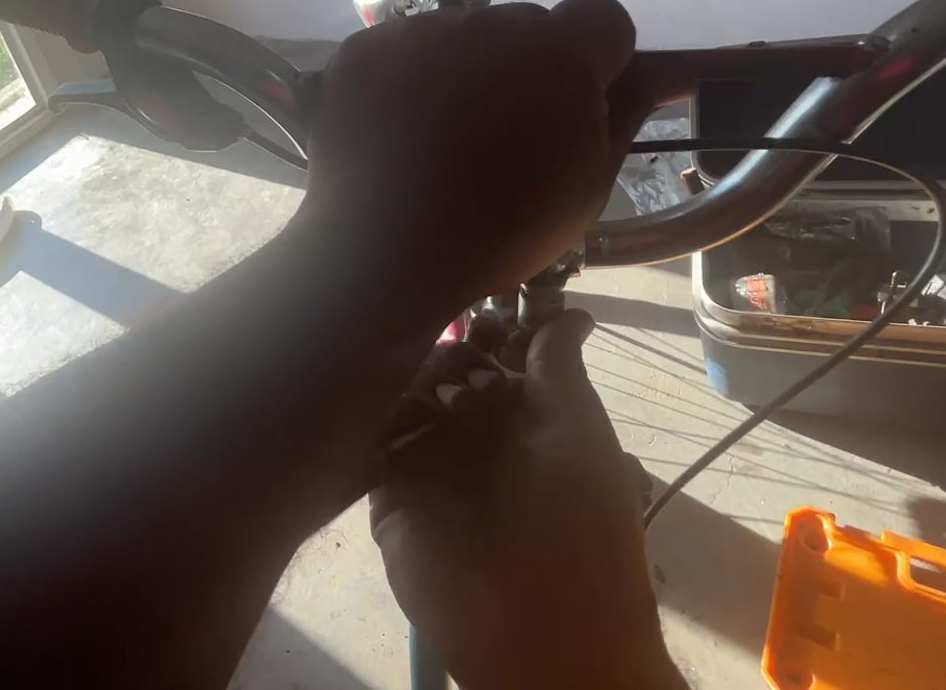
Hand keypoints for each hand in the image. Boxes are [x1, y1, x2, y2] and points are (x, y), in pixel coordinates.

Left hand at [296, 0, 652, 314]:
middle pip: (523, 25)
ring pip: (458, 34)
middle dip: (525, 66)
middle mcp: (484, 23)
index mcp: (556, 52)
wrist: (385, 253)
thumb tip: (661, 74)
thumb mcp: (586, 184)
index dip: (596, 59)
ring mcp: (414, 33)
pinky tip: (396, 128)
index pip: (600, 17)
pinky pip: (401, 47)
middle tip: (499, 132)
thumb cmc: (499, 230)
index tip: (574, 103)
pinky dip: (406, 77)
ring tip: (439, 137)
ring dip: (462, 69)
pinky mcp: (362, 50)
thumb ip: (622, 113)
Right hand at [370, 313, 685, 689]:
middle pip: (442, 369)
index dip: (485, 328)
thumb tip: (573, 314)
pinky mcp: (389, 490)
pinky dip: (366, 412)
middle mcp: (472, 434)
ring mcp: (428, 461)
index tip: (477, 312)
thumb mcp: (579, 434)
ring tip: (419, 383)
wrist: (543, 633)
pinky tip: (371, 394)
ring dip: (405, 377)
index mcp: (522, 418)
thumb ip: (559, 369)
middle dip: (440, 348)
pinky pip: (369, 440)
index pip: (493, 356)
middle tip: (445, 353)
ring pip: (402, 396)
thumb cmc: (576, 525)